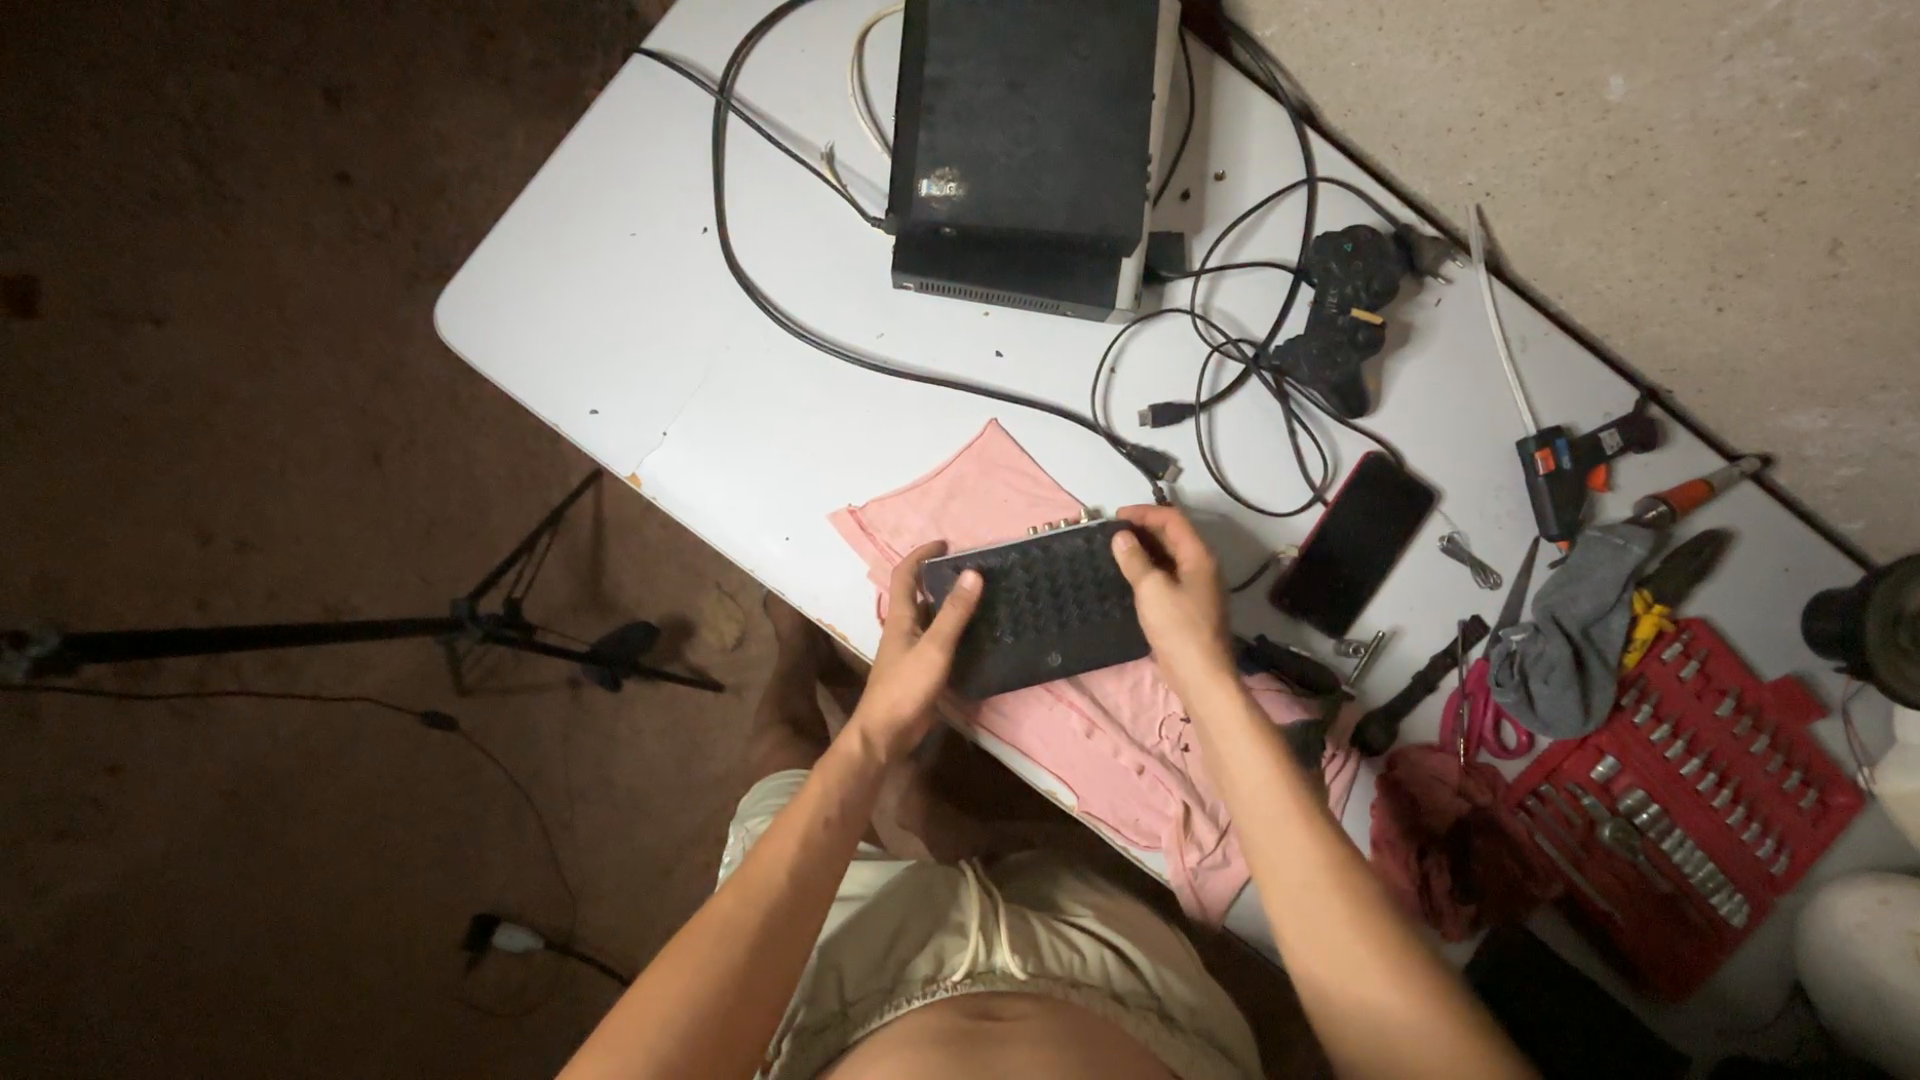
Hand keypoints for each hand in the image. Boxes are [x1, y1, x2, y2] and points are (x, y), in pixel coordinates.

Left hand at [846, 541, 982, 765]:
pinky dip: (956, 633)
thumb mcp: (934, 647)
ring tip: (983, 598)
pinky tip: (978, 636)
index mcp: (900, 617)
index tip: (946, 544)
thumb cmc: (905, 688)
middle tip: (974, 571)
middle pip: (919, 594)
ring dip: (951, 605)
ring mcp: (911, 650)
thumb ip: (953, 613)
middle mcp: (904, 628)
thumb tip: (972, 573)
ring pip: (932, 618)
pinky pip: (940, 642)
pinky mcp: (921, 670)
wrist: (886, 734)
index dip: (921, 554)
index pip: (905, 574)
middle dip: (942, 578)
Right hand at [1111, 505, 1237, 698]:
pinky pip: (1167, 576)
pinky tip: (1129, 576)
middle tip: (1113, 532)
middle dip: (1143, 529)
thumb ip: (1135, 560)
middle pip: (1173, 536)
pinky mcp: (1188, 605)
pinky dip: (1148, 569)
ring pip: (1169, 557)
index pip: (1173, 520)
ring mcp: (1196, 587)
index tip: (1116, 516)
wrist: (1200, 674)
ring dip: (1144, 550)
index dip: (1144, 513)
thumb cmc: (1178, 628)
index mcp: (1199, 557)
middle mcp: (1201, 567)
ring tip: (1116, 550)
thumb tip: (1121, 536)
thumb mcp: (1151, 589)